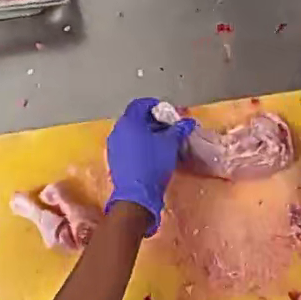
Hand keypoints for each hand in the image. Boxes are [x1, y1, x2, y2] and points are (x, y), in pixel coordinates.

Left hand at [105, 97, 196, 232]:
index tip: (167, 114)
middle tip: (167, 127)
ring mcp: (114, 146)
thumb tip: (187, 122)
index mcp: (129, 122)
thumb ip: (178, 130)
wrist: (137, 195)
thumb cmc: (153, 165)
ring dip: (145, 133)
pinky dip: (138, 145)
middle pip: (135, 118)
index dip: (155, 106)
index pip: (141, 104)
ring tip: (161, 141)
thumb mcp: (170, 144)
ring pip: (130, 132)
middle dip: (151, 120)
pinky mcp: (114, 159)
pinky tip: (151, 154)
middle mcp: (118, 131)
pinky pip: (127, 145)